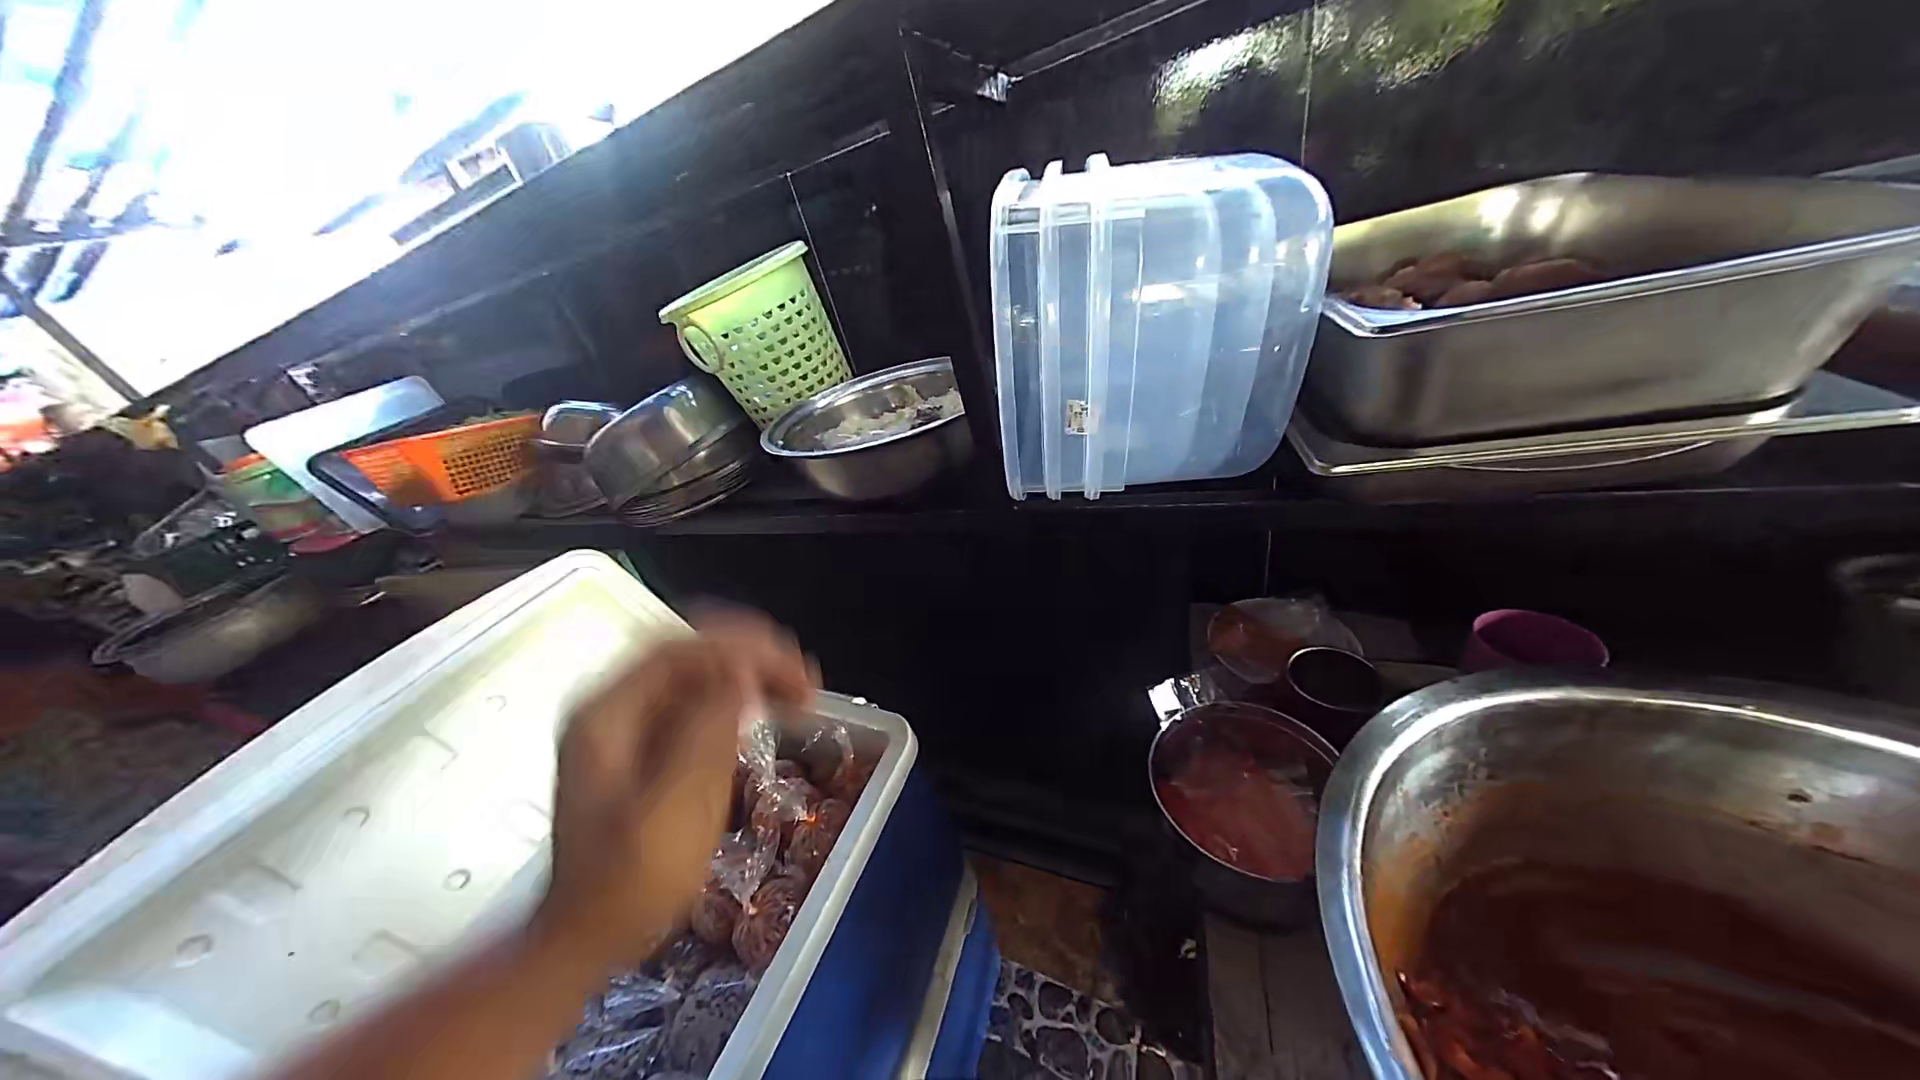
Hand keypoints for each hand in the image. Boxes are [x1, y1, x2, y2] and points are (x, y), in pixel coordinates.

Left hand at [534, 613, 815, 966]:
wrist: (588, 939)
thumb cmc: (630, 883)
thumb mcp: (674, 807)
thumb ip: (708, 729)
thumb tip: (744, 670)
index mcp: (606, 716)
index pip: (678, 652)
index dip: (740, 648)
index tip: (790, 666)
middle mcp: (614, 709)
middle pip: (689, 654)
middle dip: (751, 656)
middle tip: (803, 677)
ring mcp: (629, 727)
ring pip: (698, 674)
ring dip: (750, 673)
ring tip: (798, 688)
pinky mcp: (649, 747)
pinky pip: (699, 701)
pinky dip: (739, 697)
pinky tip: (767, 707)